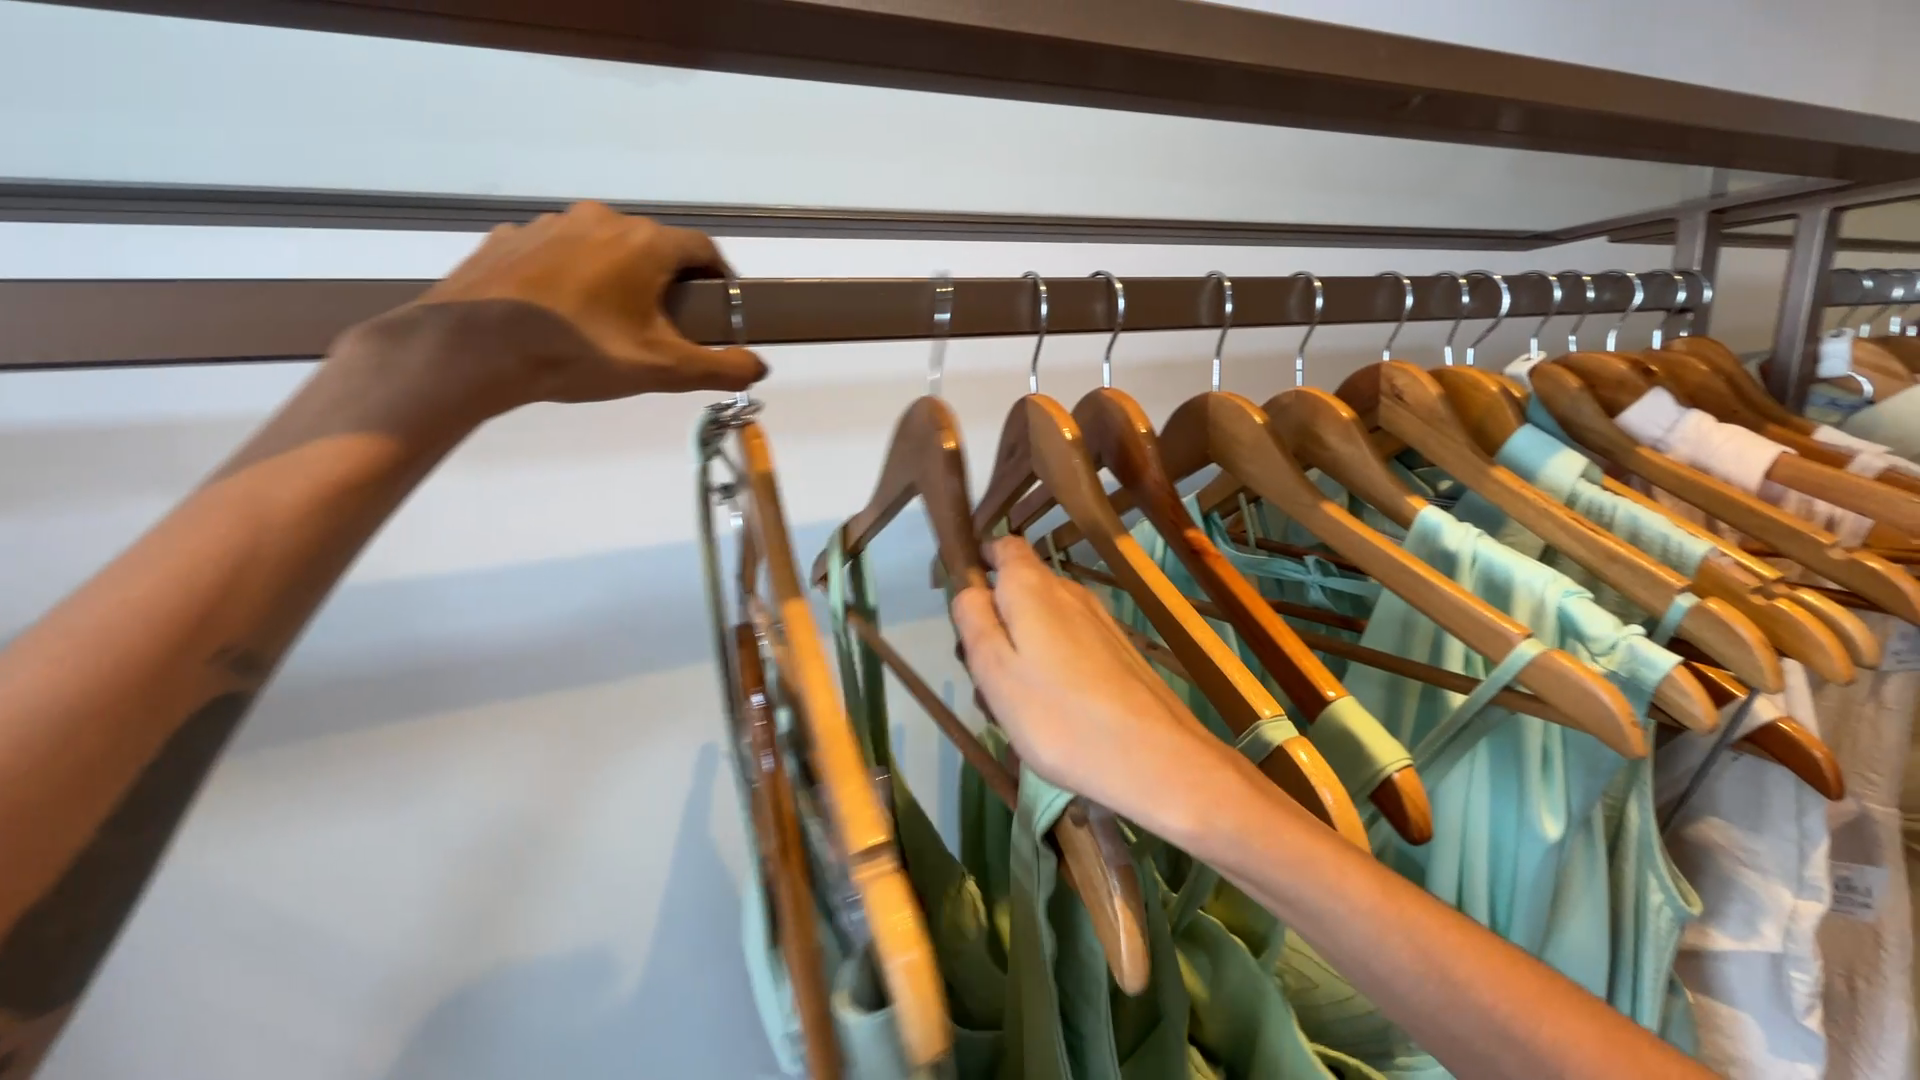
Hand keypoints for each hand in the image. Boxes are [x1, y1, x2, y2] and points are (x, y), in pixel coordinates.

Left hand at [338, 203, 766, 423]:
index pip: (703, 250)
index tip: (719, 309)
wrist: (472, 347)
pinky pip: (554, 254)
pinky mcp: (508, 238)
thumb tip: (759, 369)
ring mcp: (549, 224)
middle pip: (651, 247)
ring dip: (614, 278)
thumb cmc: (580, 353)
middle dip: (664, 282)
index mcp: (645, 244)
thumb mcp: (662, 370)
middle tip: (662, 328)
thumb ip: (719, 368)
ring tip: (604, 325)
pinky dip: (567, 278)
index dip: (718, 278)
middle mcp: (601, 219)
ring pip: (600, 248)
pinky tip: (557, 316)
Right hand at [951, 537, 1247, 839]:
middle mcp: (1070, 593)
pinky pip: (1068, 648)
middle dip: (995, 624)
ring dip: (1020, 655)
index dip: (980, 561)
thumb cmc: (1058, 715)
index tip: (963, 602)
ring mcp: (1099, 623)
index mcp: (1034, 587)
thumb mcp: (994, 669)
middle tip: (982, 680)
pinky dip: (1050, 671)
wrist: (1154, 758)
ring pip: (1043, 624)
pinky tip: (1051, 716)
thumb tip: (969, 587)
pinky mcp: (1118, 653)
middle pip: (1020, 590)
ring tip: (1014, 711)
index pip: (1004, 546)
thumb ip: (974, 620)